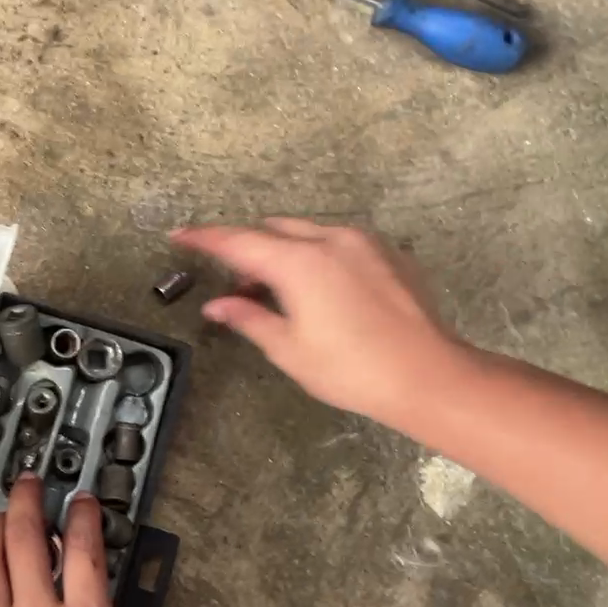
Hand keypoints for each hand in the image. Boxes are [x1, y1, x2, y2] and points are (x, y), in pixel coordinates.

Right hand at [172, 218, 474, 426]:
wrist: (428, 376)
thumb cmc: (349, 369)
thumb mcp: (287, 348)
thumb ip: (248, 318)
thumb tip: (216, 305)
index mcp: (299, 263)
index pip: (238, 242)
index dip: (204, 238)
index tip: (179, 235)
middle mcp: (331, 241)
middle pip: (273, 229)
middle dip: (246, 248)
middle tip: (234, 283)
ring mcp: (364, 244)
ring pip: (306, 232)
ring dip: (281, 251)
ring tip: (274, 289)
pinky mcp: (389, 255)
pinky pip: (337, 242)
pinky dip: (313, 254)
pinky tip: (316, 289)